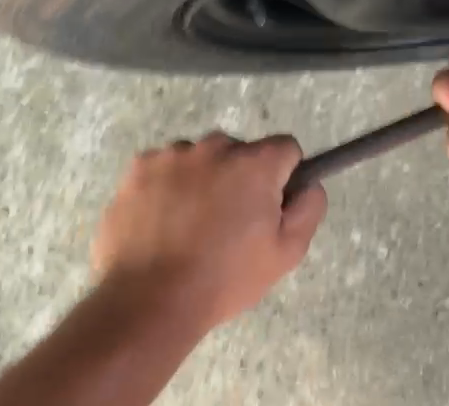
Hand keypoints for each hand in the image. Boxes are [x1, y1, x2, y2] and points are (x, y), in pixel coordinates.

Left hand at [90, 132, 326, 330]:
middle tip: (226, 225)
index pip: (285, 148)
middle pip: (240, 153)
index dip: (283, 177)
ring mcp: (173, 154)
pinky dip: (166, 187)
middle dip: (239, 179)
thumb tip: (309, 184)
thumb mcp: (285, 255)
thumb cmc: (223, 280)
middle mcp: (216, 146)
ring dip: (202, 181)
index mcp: (256, 163)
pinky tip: (160, 223)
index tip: (269, 207)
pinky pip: (164, 167)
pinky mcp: (139, 167)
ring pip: (201, 159)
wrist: (146, 303)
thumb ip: (309, 209)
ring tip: (188, 228)